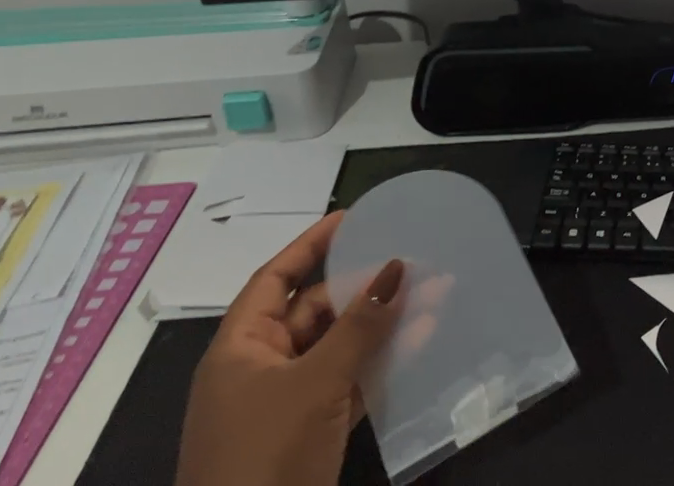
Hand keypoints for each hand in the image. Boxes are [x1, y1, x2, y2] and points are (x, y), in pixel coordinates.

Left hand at [176, 211, 401, 485]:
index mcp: (240, 348)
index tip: (352, 217)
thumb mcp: (316, 383)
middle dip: (363, 288)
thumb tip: (396, 267)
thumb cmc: (266, 456)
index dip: (312, 245)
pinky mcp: (308, 433)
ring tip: (433, 299)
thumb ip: (360, 325)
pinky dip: (379, 365)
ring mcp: (284, 403)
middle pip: (313, 311)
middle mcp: (259, 367)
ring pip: (337, 348)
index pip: (276, 279)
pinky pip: (347, 383)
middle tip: (413, 263)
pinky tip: (420, 346)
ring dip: (381, 327)